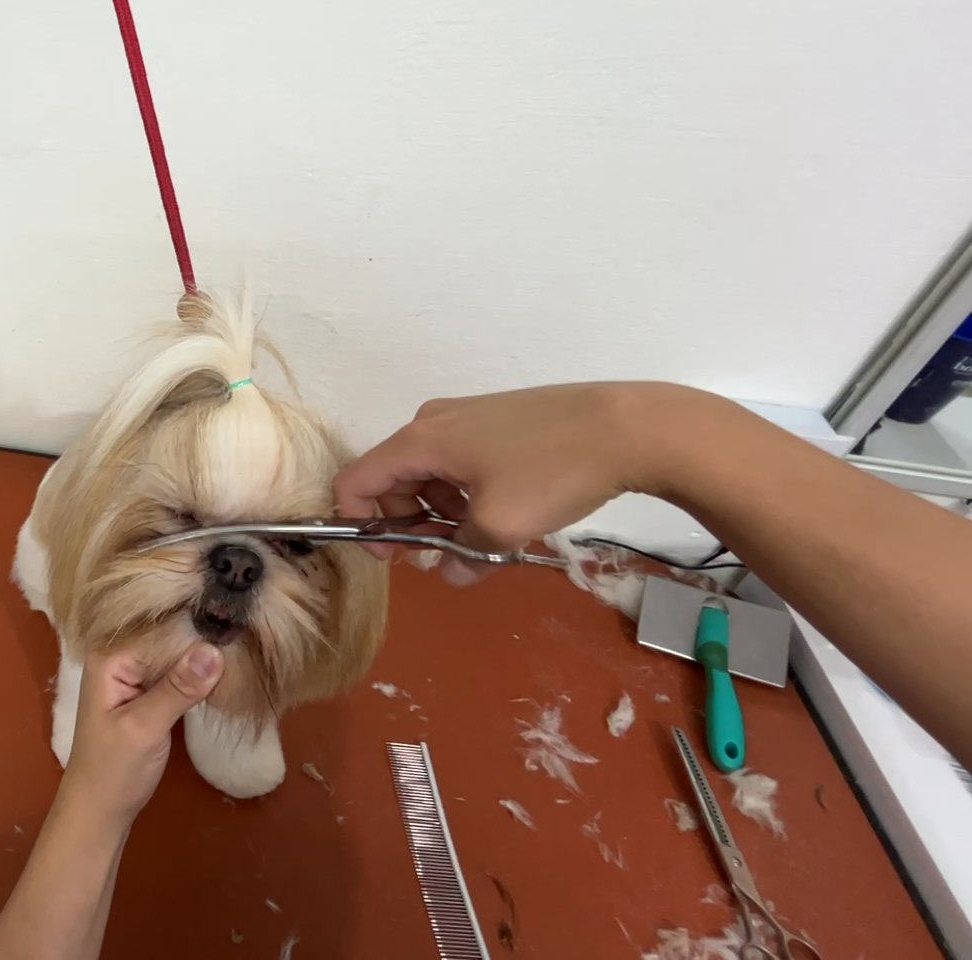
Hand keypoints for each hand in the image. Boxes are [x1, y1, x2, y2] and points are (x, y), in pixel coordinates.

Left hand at [58, 644, 224, 824]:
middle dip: (198, 640)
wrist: (100, 809)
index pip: (157, 630)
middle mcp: (117, 657)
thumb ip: (178, 688)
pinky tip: (220, 672)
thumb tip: (213, 650)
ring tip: (238, 644)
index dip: (193, 628)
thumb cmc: (115, 769)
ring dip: (199, 657)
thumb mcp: (146, 727)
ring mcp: (130, 675)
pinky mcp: (144, 692)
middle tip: (241, 631)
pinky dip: (193, 676)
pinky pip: (172, 674)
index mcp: (108, 657)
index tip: (231, 622)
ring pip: (171, 656)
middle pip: (165, 638)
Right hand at [332, 383, 701, 581]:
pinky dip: (463, 488)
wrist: (634, 426)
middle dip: (409, 521)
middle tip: (445, 551)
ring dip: (439, 508)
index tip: (391, 554)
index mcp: (418, 441)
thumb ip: (466, 555)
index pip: (356, 480)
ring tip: (481, 533)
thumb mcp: (503, 524)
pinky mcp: (494, 416)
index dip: (358, 521)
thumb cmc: (553, 471)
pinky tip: (501, 506)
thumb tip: (453, 575)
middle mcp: (430, 421)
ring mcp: (463, 414)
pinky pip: (456, 457)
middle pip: (393, 477)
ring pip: (427, 470)